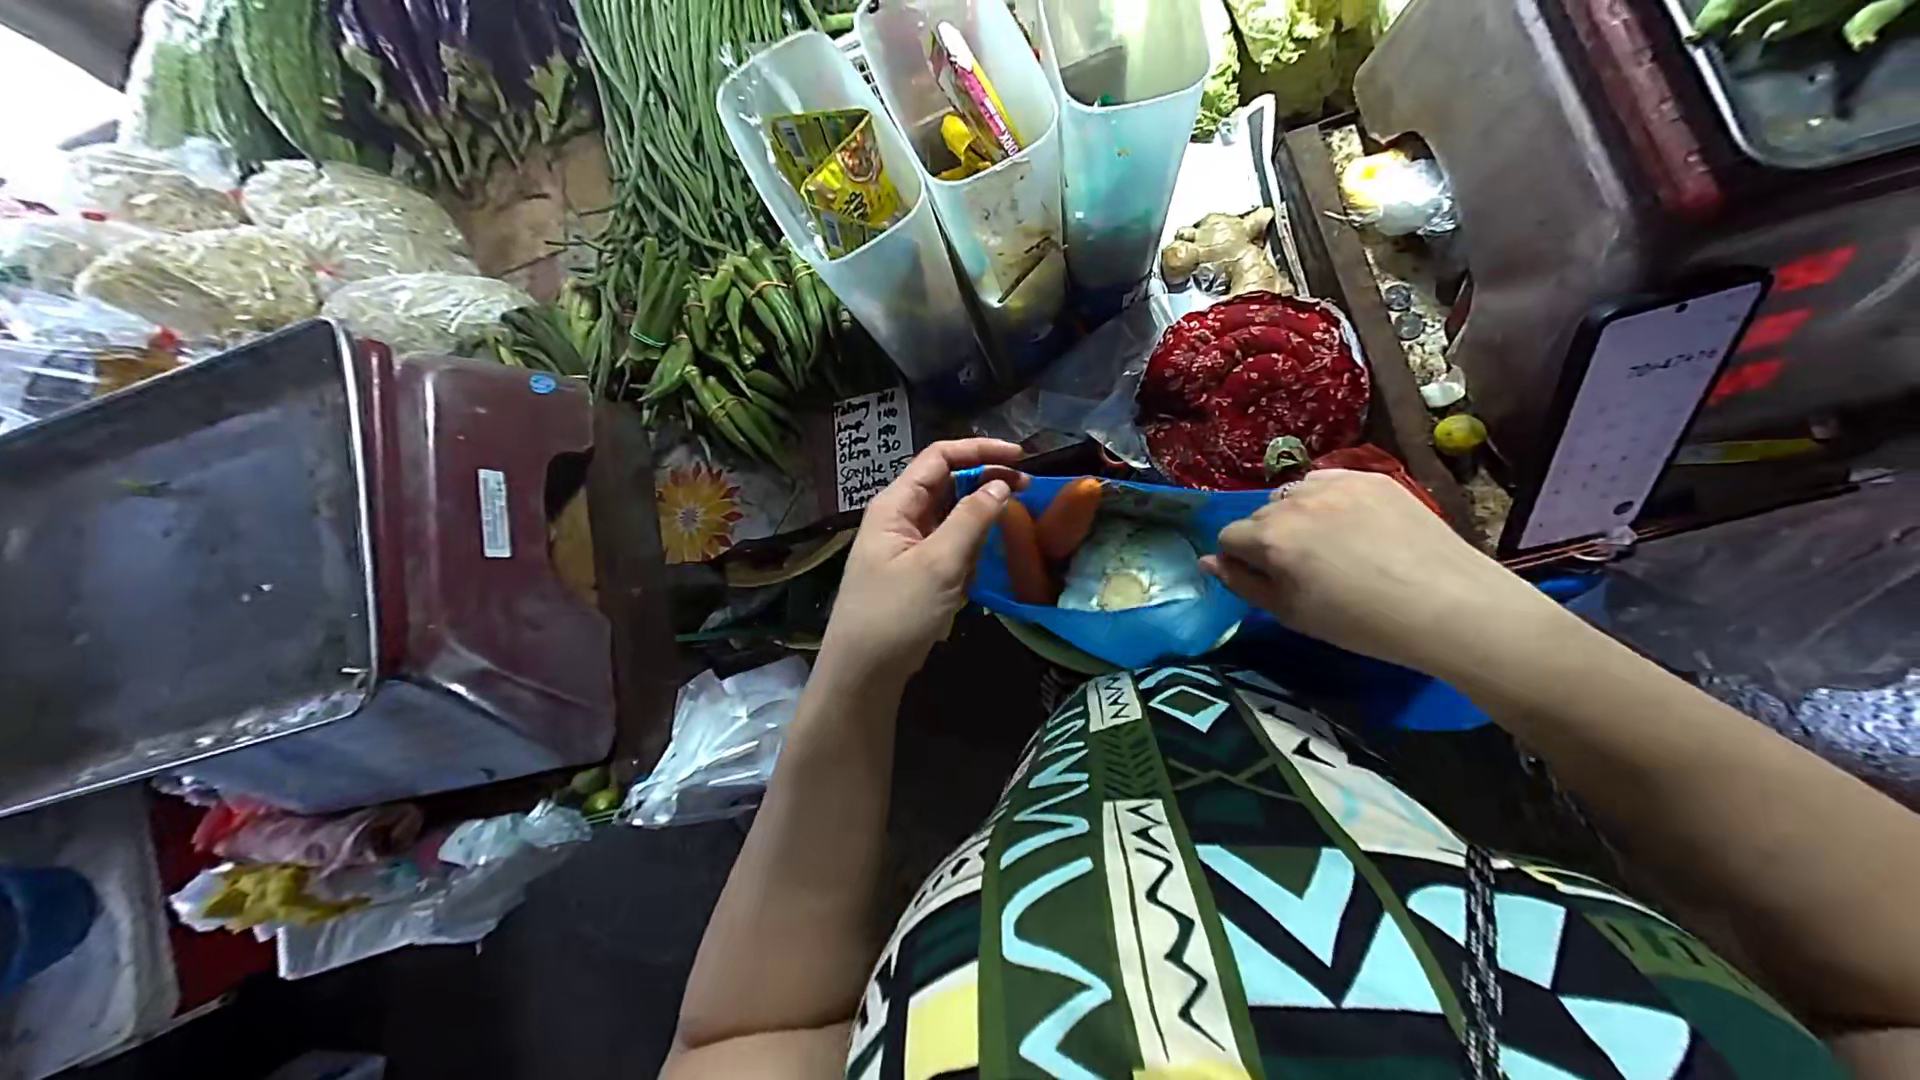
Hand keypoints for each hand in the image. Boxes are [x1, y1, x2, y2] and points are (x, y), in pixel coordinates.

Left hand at [821, 439, 1028, 684]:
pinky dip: (969, 552)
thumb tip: (1000, 485)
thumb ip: (971, 520)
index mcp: (895, 504)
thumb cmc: (896, 613)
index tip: (1020, 459)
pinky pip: (950, 546)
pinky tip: (976, 574)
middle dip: (985, 485)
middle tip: (1027, 493)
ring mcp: (908, 544)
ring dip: (978, 525)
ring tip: (1001, 541)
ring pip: (953, 517)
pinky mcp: (918, 570)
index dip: (980, 451)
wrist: (865, 671)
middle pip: (948, 484)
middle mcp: (900, 516)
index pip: (940, 457)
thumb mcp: (939, 564)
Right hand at [1199, 469, 1562, 676]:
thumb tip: (1209, 561)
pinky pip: (1327, 480)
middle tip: (1302, 567)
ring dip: (1295, 516)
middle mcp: (1295, 501)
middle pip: (1259, 515)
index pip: (1229, 537)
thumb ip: (1243, 583)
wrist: (1451, 607)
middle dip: (1268, 538)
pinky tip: (1351, 525)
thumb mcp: (1291, 613)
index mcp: (1271, 537)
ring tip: (1328, 544)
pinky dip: (1326, 499)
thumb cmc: (1361, 623)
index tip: (1266, 579)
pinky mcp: (1372, 477)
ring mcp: (1337, 483)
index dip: (1241, 560)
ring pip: (1291, 495)